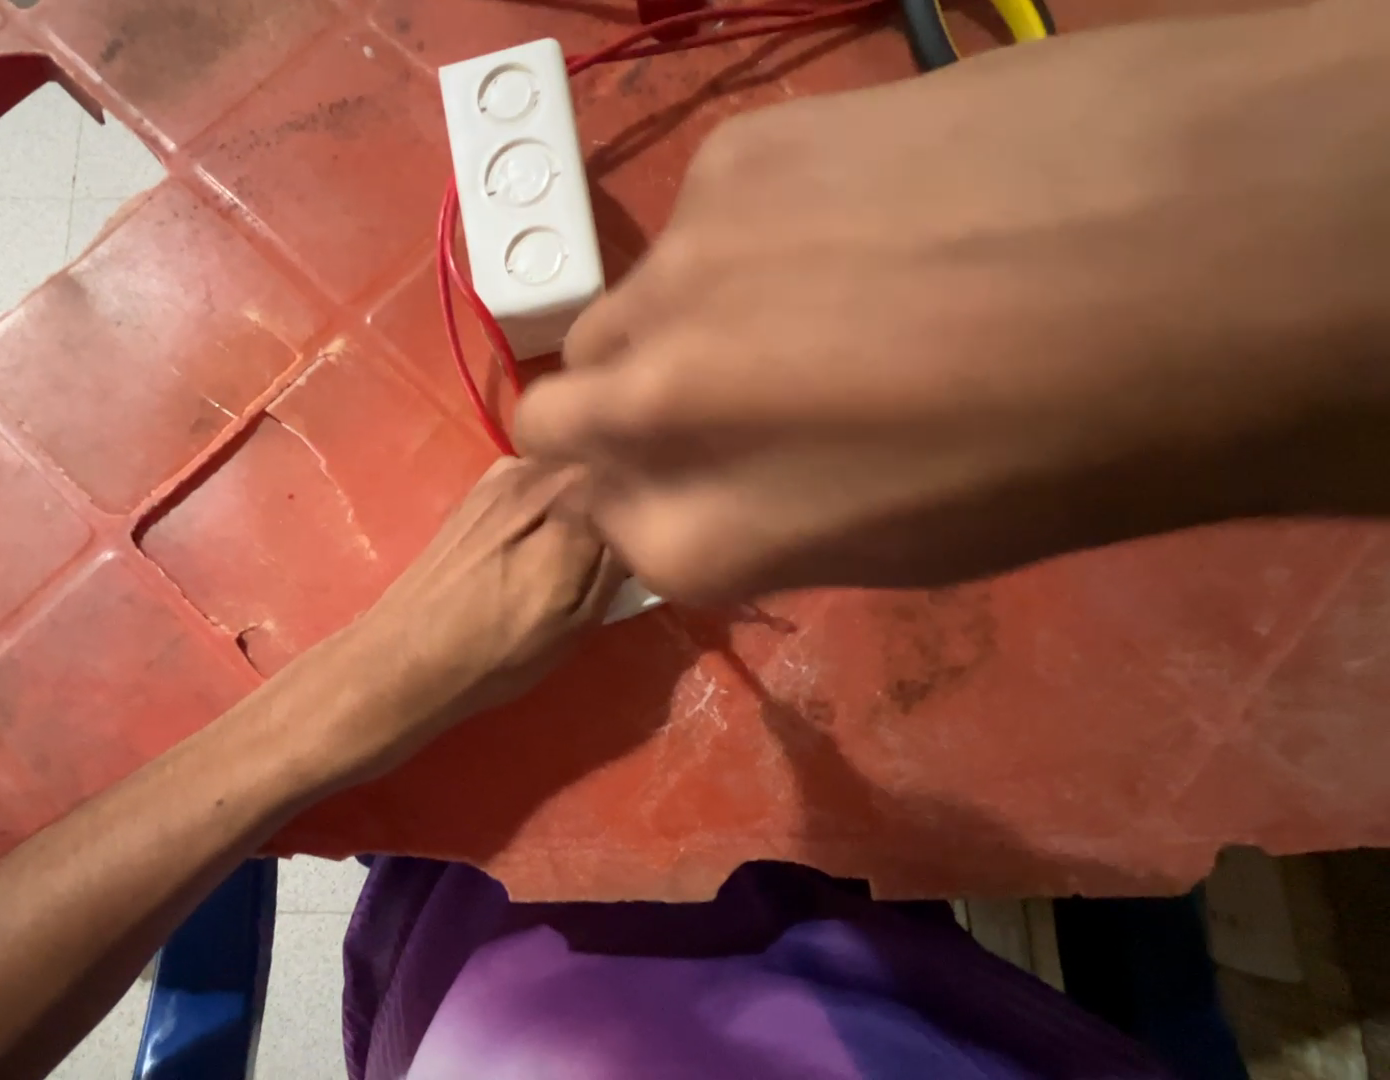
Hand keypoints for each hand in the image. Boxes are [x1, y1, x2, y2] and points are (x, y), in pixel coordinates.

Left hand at [309, 458, 621, 779]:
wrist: (410, 654)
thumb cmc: (502, 650)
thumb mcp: (581, 619)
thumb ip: (619, 558)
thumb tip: (644, 520)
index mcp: (576, 502)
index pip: (641, 478)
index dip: (652, 504)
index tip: (655, 531)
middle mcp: (541, 472)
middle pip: (604, 465)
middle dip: (620, 495)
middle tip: (617, 540)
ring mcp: (504, 473)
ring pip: (568, 468)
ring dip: (582, 494)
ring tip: (573, 542)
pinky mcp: (479, 486)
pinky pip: (533, 477)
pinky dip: (545, 498)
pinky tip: (532, 537)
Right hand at [515, 0, 1389, 604]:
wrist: (1240, 251)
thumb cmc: (1060, 456)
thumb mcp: (873, 547)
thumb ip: (730, 520)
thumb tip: (665, 475)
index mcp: (691, 536)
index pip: (591, 517)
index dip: (635, 495)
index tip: (684, 473)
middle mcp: (645, 412)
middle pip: (553, 417)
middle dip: (606, 416)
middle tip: (708, 394)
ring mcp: (676, 278)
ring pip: (614, 313)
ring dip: (675, 322)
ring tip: (806, 297)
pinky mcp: (730, 161)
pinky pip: (696, 224)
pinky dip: (745, 237)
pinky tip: (854, 218)